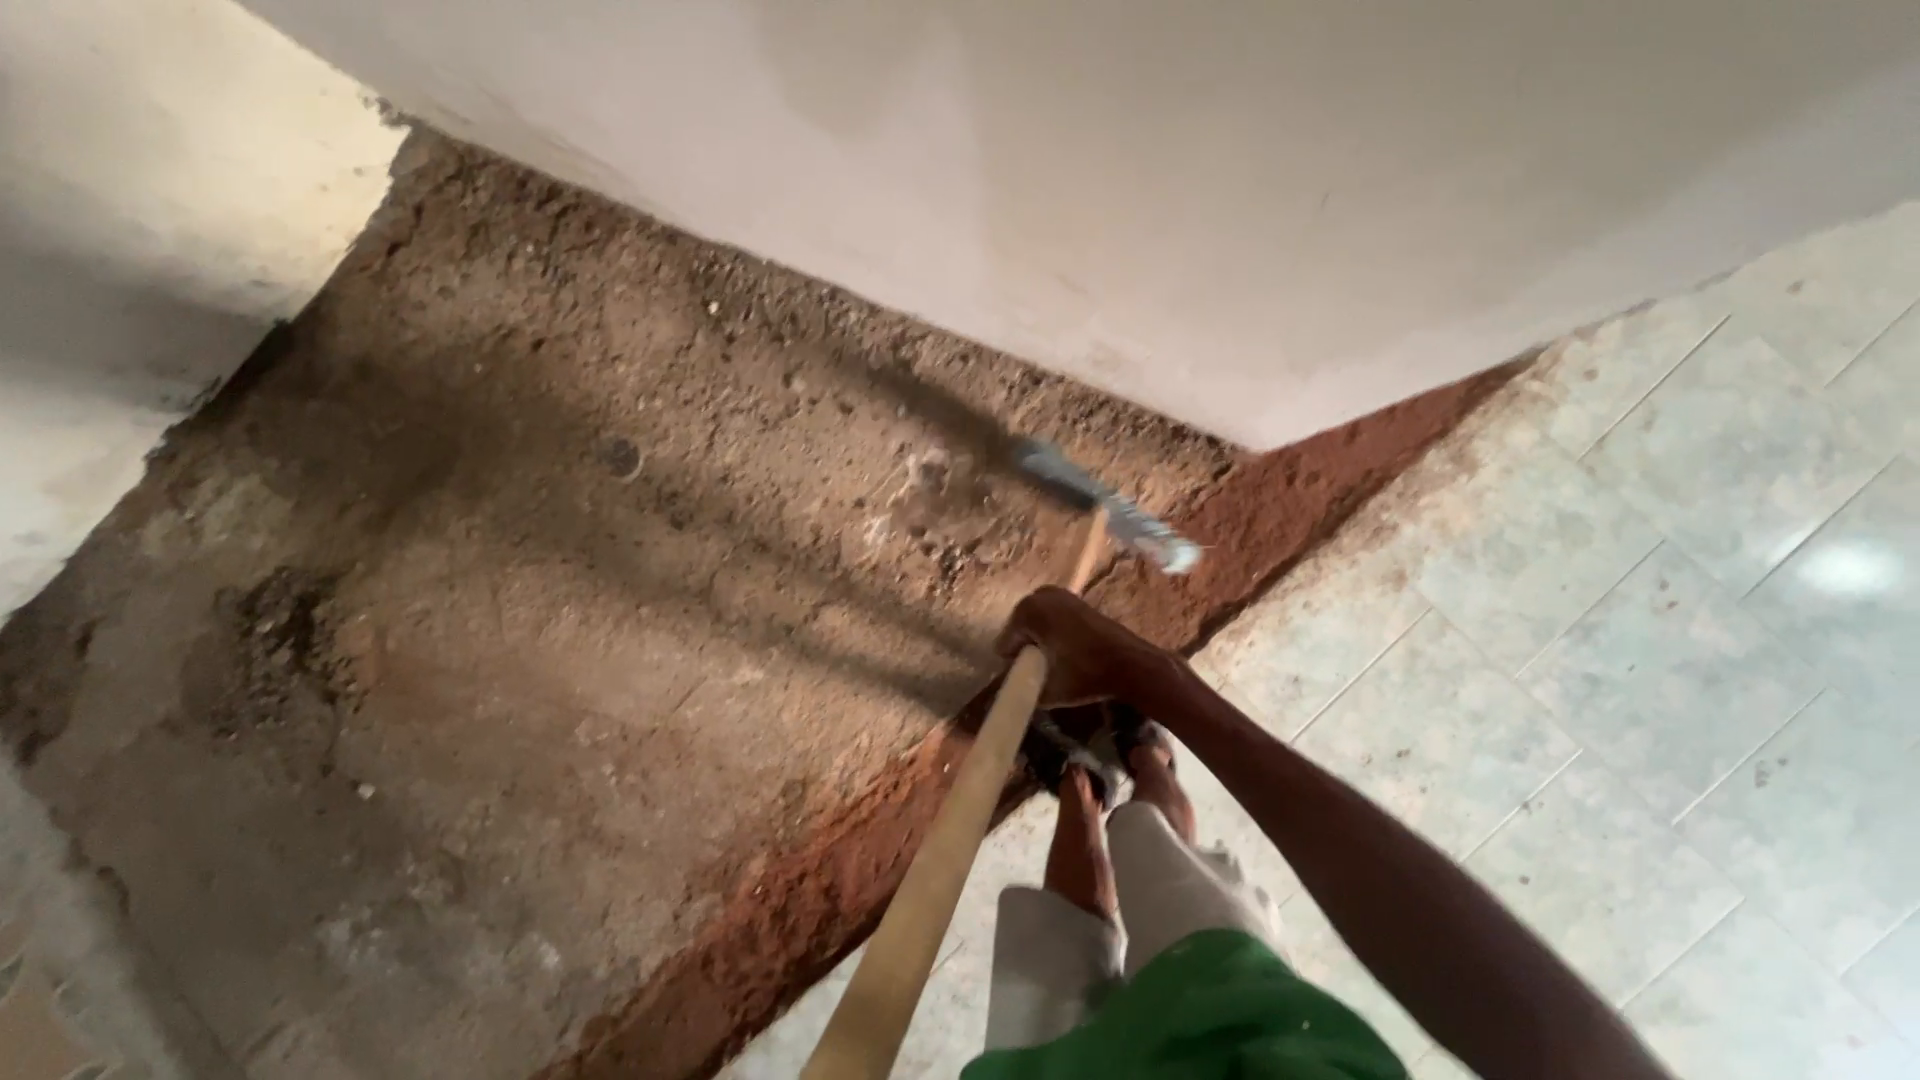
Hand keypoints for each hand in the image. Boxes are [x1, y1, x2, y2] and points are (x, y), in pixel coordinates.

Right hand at [994, 586, 1171, 707]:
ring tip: (1052, 664)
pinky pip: (1051, 618)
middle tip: (1038, 672)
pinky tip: (1064, 651)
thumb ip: (1021, 691)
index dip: (1012, 665)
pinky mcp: (1076, 600)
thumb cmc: (1086, 674)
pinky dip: (1052, 632)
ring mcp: (1060, 594)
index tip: (1027, 680)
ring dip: (1038, 641)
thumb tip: (1009, 693)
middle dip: (1024, 650)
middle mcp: (1040, 595)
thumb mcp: (1048, 691)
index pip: (1004, 644)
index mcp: (1028, 611)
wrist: (1130, 663)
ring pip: (1035, 624)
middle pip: (1018, 630)